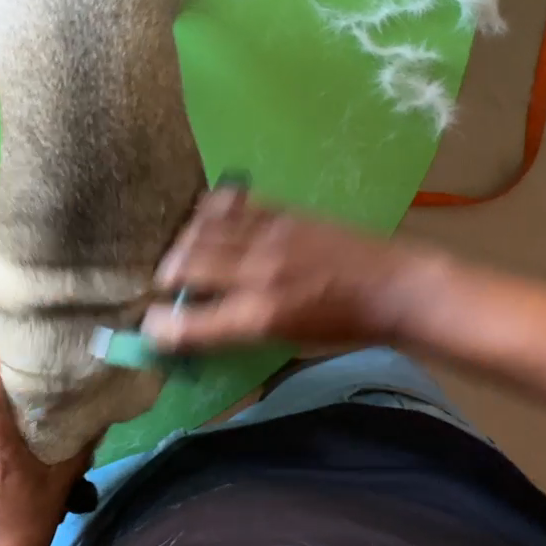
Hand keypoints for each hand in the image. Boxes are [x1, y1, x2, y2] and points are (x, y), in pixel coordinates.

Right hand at [141, 188, 447, 352]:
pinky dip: (208, 211)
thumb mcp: (285, 340)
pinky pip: (230, 204)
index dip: (161, 326)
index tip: (151, 326)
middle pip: (187, 266)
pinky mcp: (282, 214)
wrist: (394, 289)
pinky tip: (202, 218)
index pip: (191, 323)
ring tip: (180, 252)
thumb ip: (236, 330)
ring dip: (182, 243)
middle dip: (166, 275)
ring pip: (202, 232)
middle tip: (165, 283)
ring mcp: (268, 239)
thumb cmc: (340, 326)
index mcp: (258, 317)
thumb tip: (195, 324)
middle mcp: (257, 275)